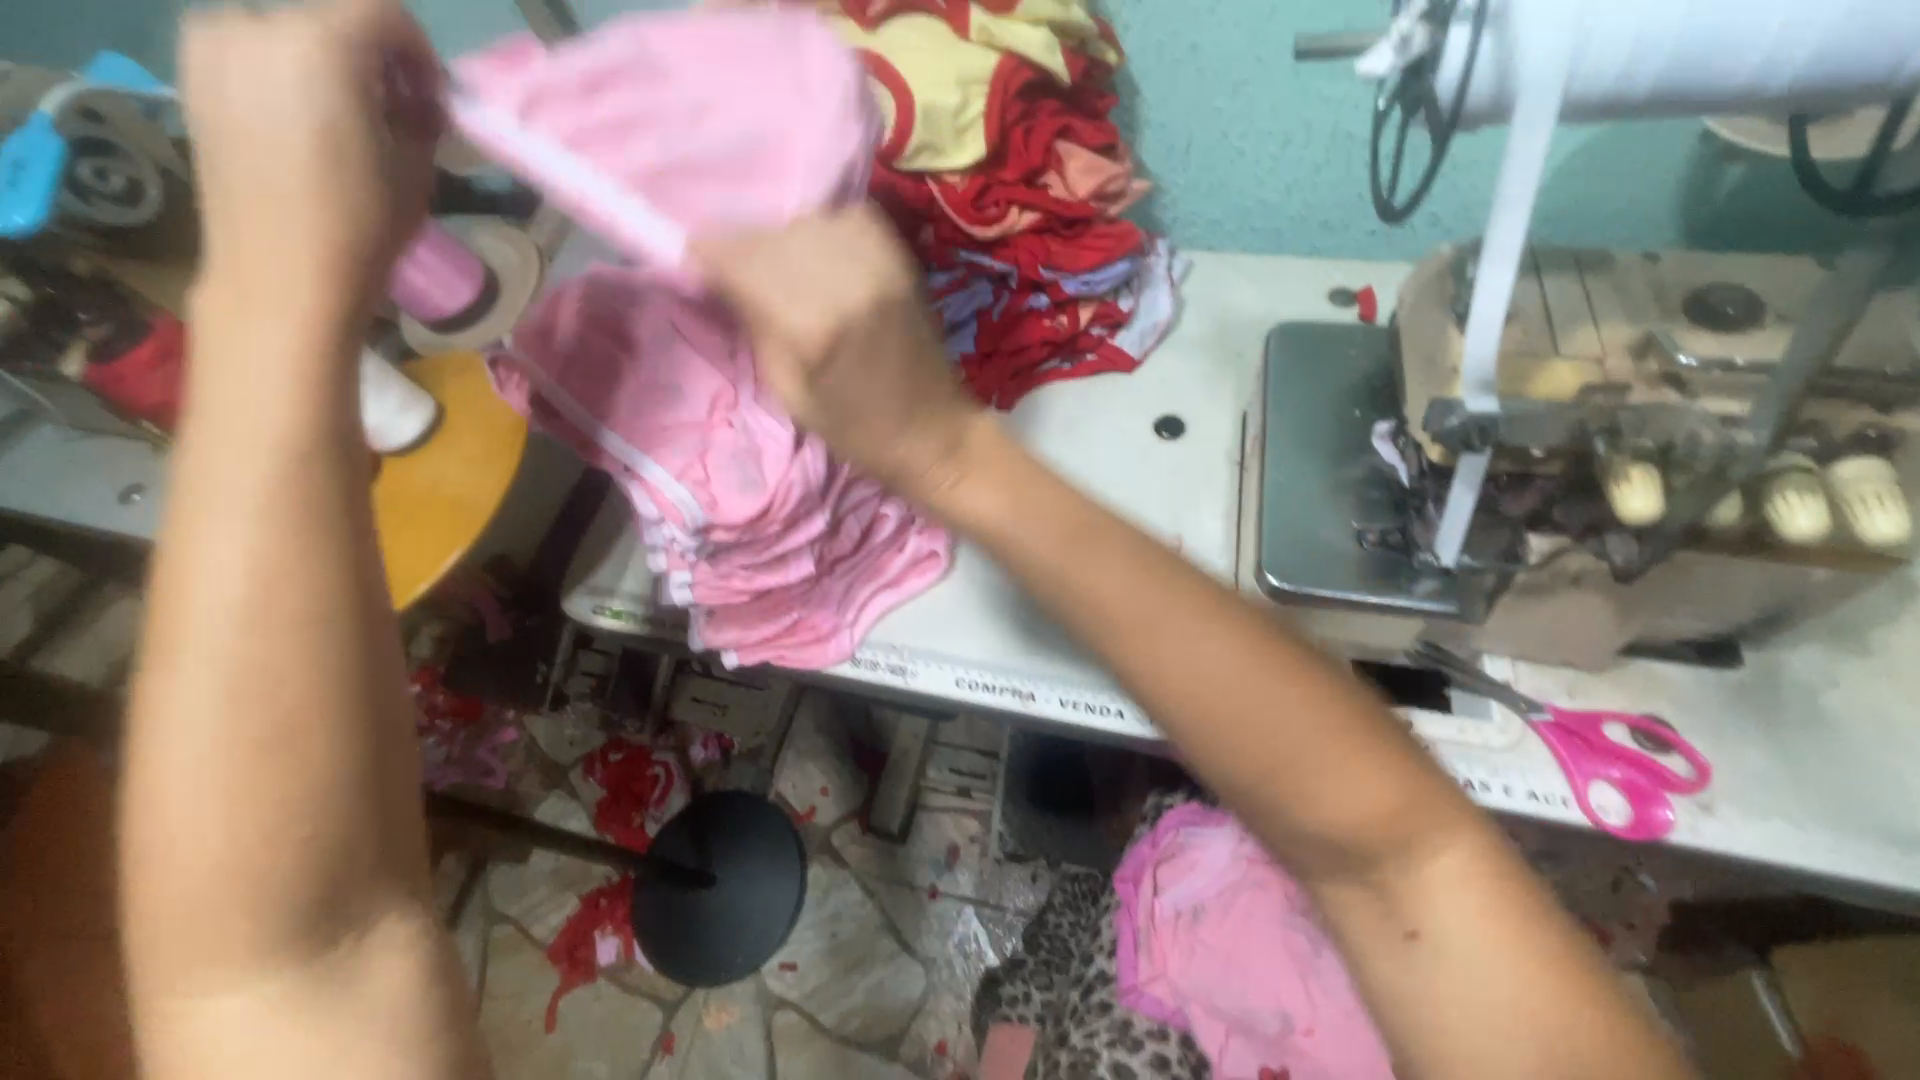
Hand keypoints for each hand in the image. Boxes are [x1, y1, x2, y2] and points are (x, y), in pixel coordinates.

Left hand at [178, 0, 442, 326]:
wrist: (280, 275)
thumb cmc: (363, 225)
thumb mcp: (415, 164)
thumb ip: (415, 110)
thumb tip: (410, 96)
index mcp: (320, 43)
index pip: (384, 13)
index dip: (420, 54)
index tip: (432, 100)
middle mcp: (255, 24)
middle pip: (334, 18)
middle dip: (374, 59)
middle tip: (397, 111)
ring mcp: (212, 45)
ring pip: (292, 31)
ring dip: (330, 63)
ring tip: (352, 120)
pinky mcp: (192, 74)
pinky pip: (253, 49)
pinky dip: (288, 71)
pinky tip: (309, 123)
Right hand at [694, 205, 988, 501]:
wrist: (936, 433)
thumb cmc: (858, 430)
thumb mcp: (790, 393)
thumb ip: (755, 327)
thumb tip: (721, 278)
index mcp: (812, 324)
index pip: (738, 256)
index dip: (708, 257)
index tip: (697, 268)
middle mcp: (846, 280)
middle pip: (769, 234)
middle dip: (743, 250)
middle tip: (737, 277)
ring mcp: (880, 263)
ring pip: (806, 220)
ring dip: (784, 240)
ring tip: (782, 271)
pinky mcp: (902, 257)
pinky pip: (848, 218)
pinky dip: (826, 231)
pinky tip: (822, 259)